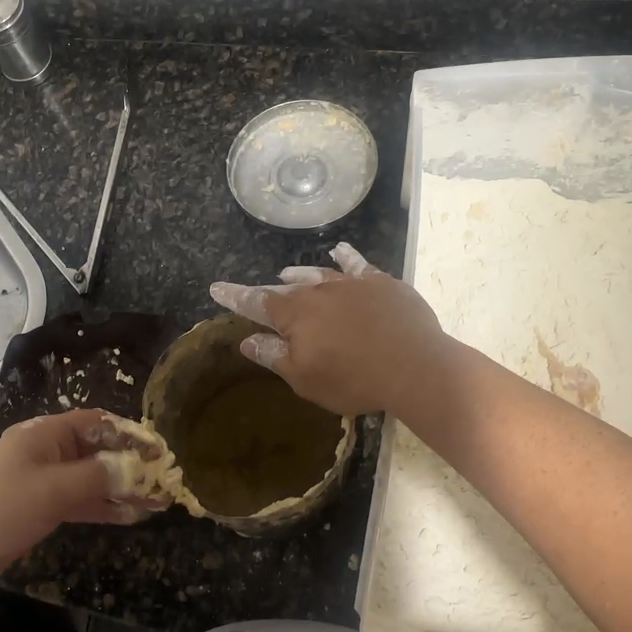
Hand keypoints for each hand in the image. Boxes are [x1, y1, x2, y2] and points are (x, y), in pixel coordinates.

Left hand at [0, 408, 161, 576]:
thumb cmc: (3, 504)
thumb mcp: (54, 488)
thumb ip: (97, 476)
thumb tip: (135, 466)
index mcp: (46, 433)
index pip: (97, 423)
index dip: (130, 434)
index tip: (159, 450)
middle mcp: (49, 450)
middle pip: (98, 450)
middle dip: (131, 464)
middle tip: (164, 478)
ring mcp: (45, 479)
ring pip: (93, 479)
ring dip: (122, 488)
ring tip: (158, 501)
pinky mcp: (43, 505)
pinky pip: (81, 500)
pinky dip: (104, 506)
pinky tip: (132, 516)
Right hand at [210, 243, 450, 416]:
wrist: (415, 366)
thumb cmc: (354, 379)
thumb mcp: (305, 378)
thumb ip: (275, 356)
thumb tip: (248, 340)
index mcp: (296, 315)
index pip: (257, 303)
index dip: (235, 297)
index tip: (216, 288)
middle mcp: (319, 291)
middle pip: (288, 288)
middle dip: (269, 291)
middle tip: (257, 293)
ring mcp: (352, 284)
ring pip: (319, 274)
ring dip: (301, 274)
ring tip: (288, 272)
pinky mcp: (382, 284)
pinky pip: (358, 265)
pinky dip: (345, 257)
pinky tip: (340, 251)